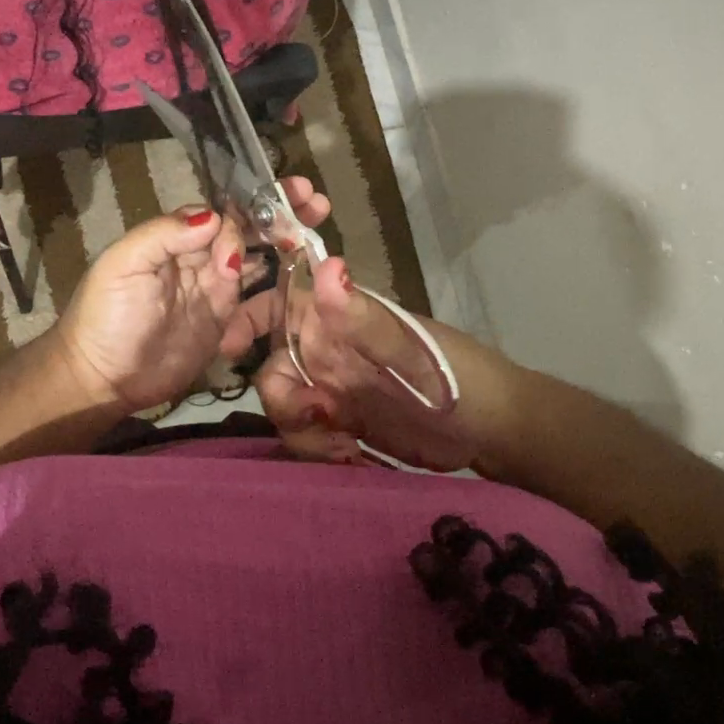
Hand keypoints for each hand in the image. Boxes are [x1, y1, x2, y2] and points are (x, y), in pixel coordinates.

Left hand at [54, 178, 330, 411]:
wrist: (102, 378)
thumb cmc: (107, 316)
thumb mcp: (124, 265)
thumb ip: (164, 234)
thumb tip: (215, 214)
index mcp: (173, 238)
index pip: (220, 211)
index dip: (253, 200)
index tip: (287, 191)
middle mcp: (198, 258)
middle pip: (245, 230)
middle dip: (279, 213)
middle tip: (315, 201)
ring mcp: (214, 291)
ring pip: (256, 258)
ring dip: (285, 242)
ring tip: (318, 227)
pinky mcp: (224, 323)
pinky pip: (256, 298)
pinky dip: (279, 284)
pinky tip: (305, 273)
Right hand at [250, 258, 477, 471]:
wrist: (493, 432)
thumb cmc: (460, 377)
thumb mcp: (410, 350)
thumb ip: (362, 318)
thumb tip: (326, 265)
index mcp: (339, 321)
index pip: (279, 305)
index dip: (246, 320)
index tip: (229, 351)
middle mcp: (328, 352)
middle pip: (273, 370)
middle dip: (283, 399)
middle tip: (320, 419)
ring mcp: (334, 391)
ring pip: (286, 409)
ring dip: (303, 433)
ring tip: (345, 448)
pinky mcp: (343, 427)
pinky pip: (307, 438)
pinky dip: (318, 452)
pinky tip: (352, 458)